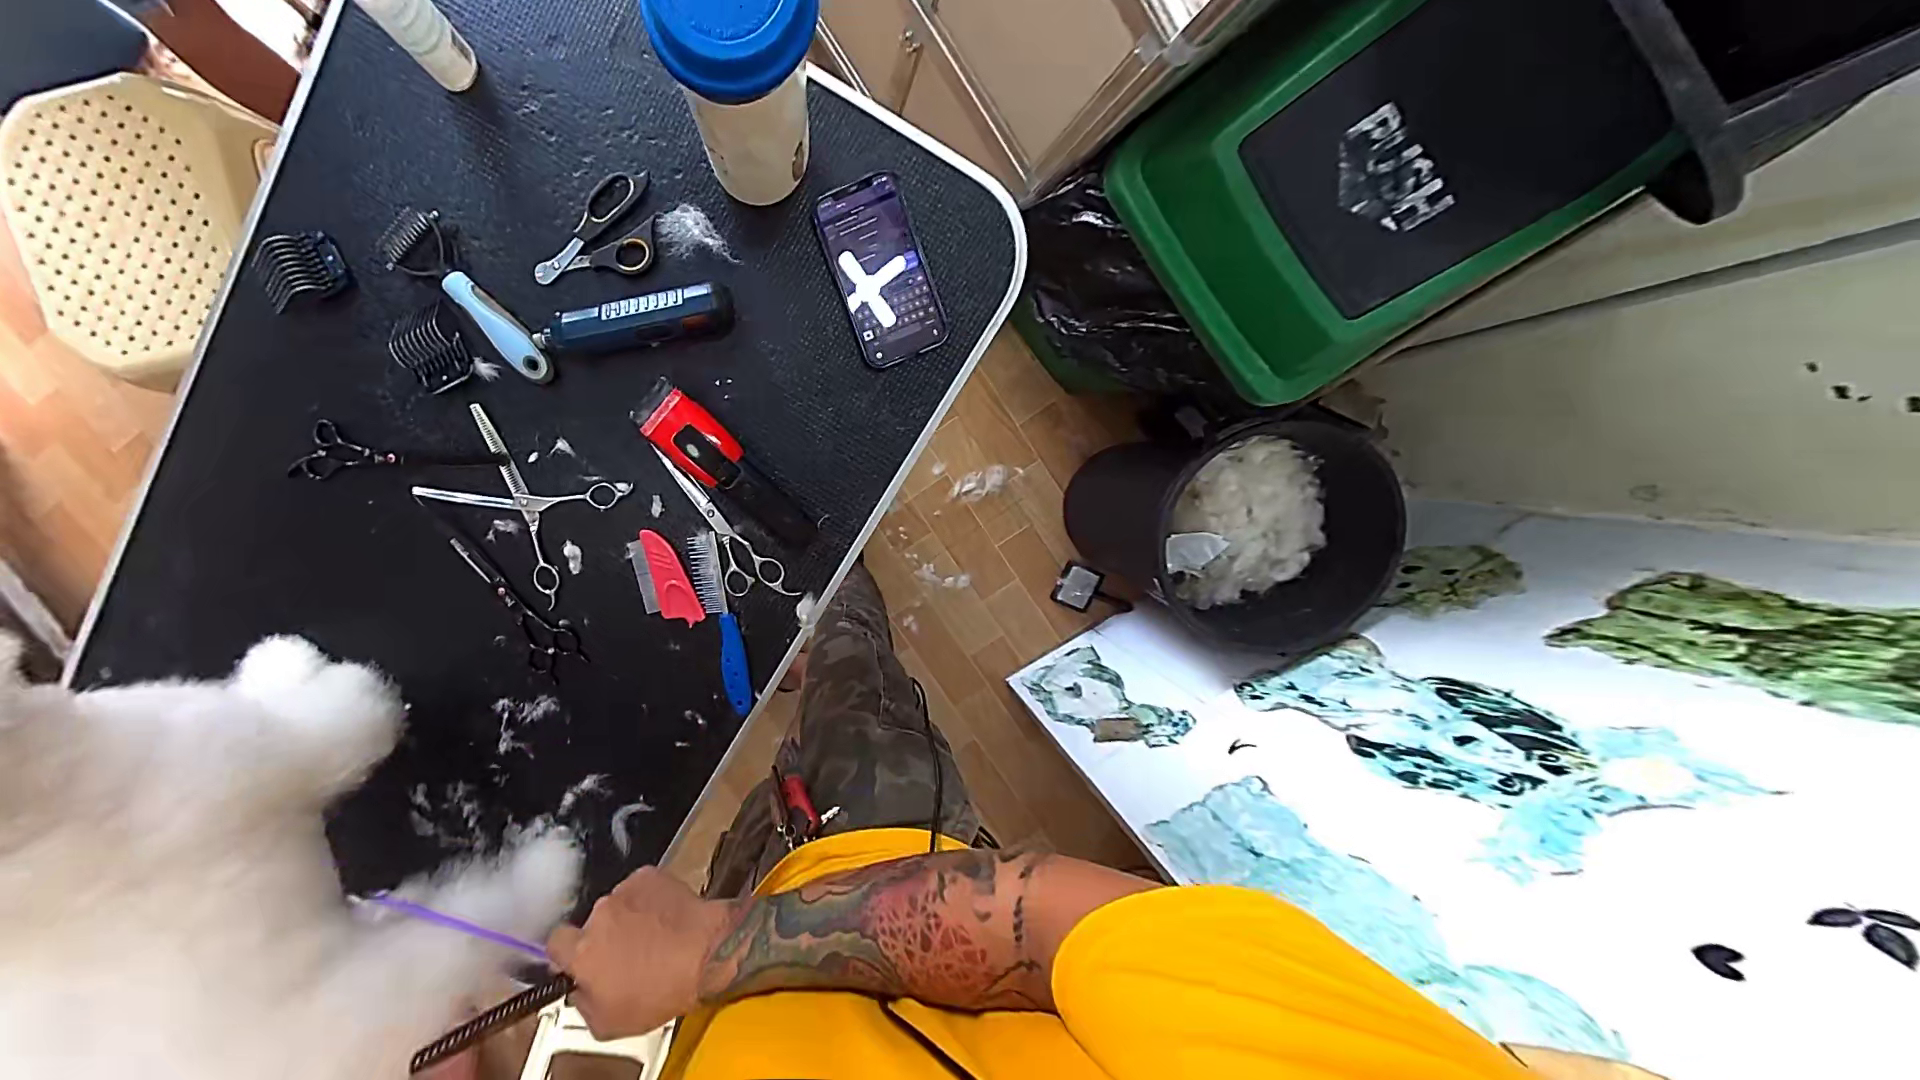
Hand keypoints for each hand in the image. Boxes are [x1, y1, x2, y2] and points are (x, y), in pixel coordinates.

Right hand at [546, 867, 732, 1039]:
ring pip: (618, 904)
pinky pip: (641, 887)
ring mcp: (626, 891)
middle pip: (592, 923)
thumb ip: (582, 1001)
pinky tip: (665, 914)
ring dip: (628, 915)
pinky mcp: (650, 875)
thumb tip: (580, 987)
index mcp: (583, 952)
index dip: (566, 951)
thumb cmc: (661, 989)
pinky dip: (649, 897)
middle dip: (605, 935)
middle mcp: (600, 915)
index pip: (555, 942)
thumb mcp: (607, 1022)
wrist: (705, 951)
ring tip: (653, 932)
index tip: (578, 957)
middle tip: (628, 951)